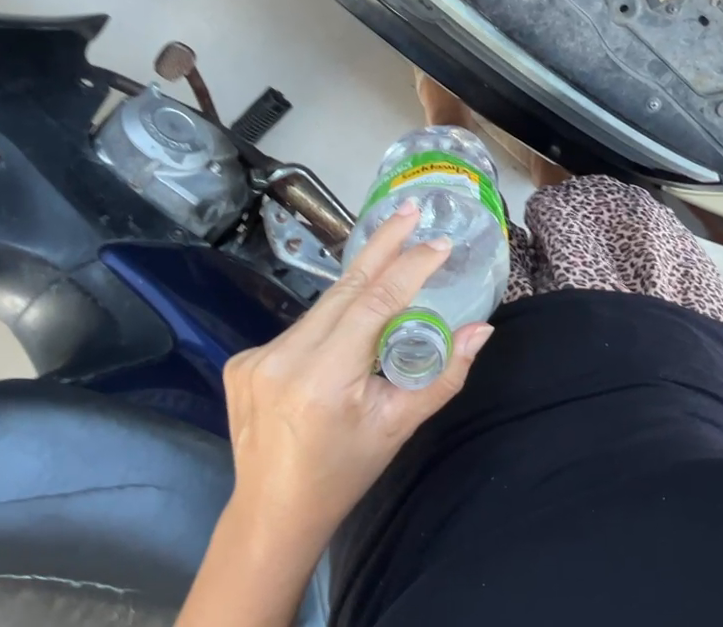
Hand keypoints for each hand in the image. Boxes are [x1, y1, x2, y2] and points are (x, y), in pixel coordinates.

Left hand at [220, 200, 494, 534]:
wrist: (272, 512)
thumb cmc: (344, 471)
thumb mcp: (399, 427)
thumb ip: (443, 375)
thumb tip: (480, 329)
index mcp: (323, 380)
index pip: (374, 304)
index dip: (409, 268)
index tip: (438, 242)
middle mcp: (282, 360)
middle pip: (345, 290)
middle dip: (382, 247)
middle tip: (410, 210)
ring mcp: (255, 357)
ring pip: (323, 307)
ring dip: (360, 288)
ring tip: (392, 264)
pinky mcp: (242, 359)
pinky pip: (302, 326)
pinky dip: (331, 321)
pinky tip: (343, 340)